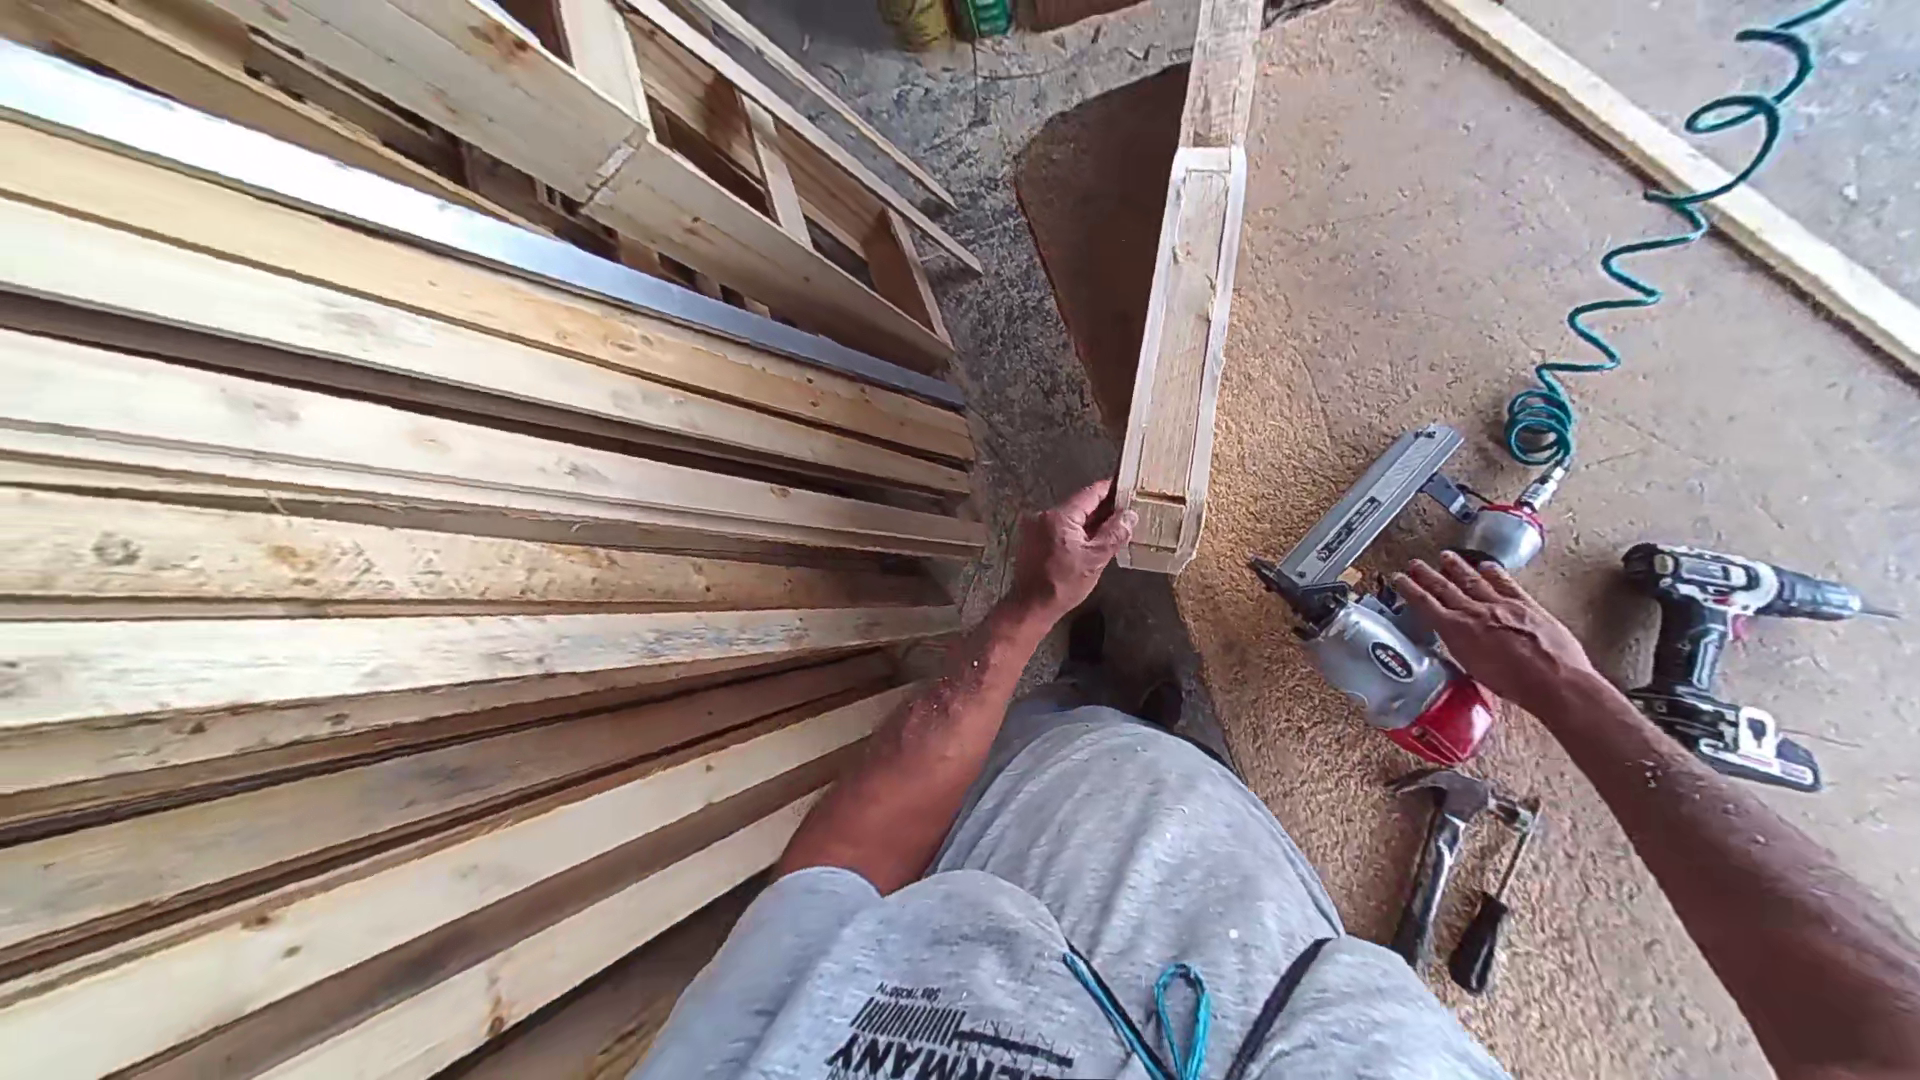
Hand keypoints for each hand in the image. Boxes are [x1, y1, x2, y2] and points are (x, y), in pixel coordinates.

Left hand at [1004, 478, 1135, 625]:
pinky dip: (1075, 533)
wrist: (1031, 606)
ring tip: (1112, 529)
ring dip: (1090, 523)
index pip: (1090, 493)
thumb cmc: (1062, 584)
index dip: (1111, 490)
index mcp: (1060, 516)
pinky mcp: (1032, 540)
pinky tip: (1089, 543)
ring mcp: (1036, 527)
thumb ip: (1114, 533)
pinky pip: (1059, 529)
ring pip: (1070, 518)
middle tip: (1125, 512)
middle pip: (1079, 505)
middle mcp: (1044, 516)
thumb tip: (1129, 515)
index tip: (1127, 489)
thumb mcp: (1095, 559)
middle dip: (1103, 509)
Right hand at [1391, 552, 1601, 717]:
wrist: (1555, 683)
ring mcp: (1501, 606)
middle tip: (1415, 563)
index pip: (1424, 602)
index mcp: (1455, 629)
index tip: (1399, 578)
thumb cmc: (1514, 684)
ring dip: (1457, 567)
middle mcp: (1474, 613)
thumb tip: (1453, 638)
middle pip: (1444, 587)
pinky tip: (1487, 565)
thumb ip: (1459, 646)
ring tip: (1446, 556)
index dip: (1408, 588)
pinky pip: (1506, 584)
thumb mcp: (1471, 668)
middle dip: (1426, 574)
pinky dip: (1495, 573)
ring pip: (1472, 580)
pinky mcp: (1527, 606)